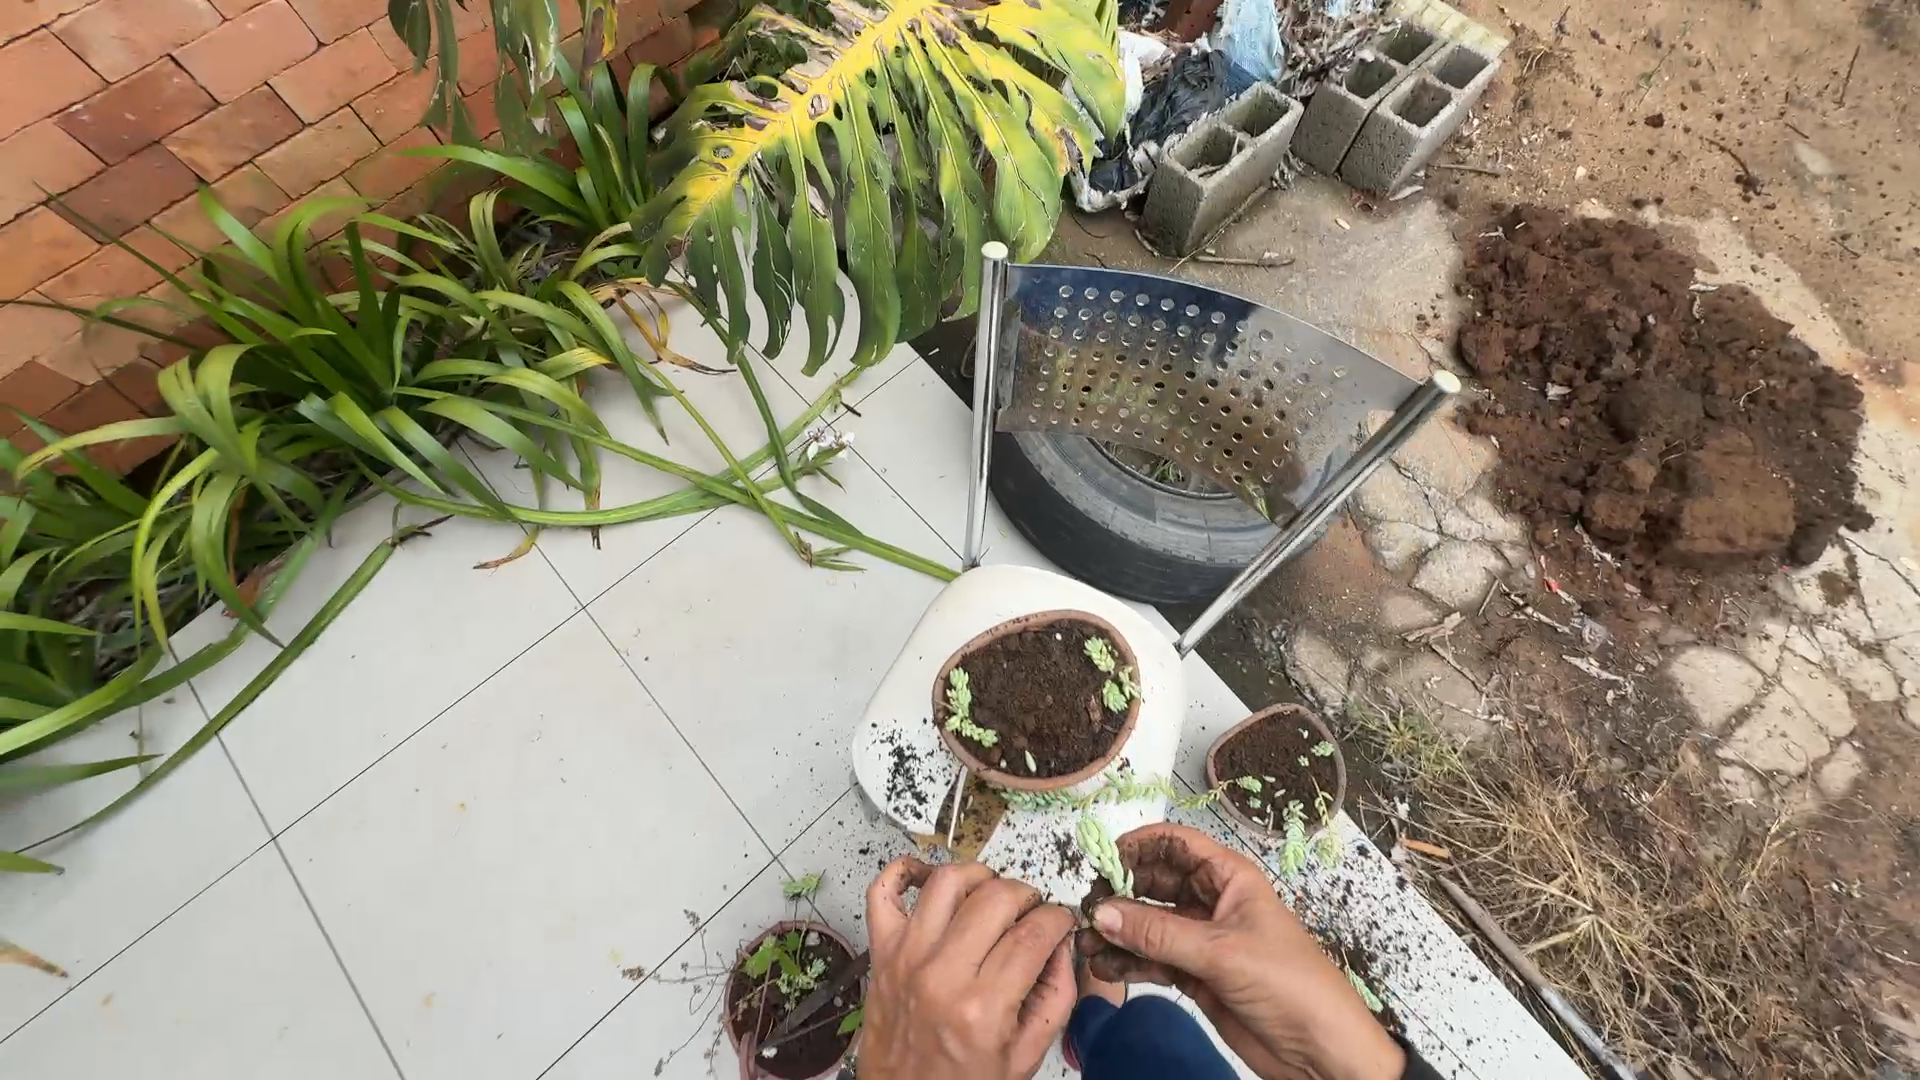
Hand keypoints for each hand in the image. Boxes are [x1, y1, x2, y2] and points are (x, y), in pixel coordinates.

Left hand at [859, 858, 1078, 1079]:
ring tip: (991, 894)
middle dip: (1025, 894)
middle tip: (1031, 910)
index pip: (1032, 935)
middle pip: (995, 898)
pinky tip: (927, 877)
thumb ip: (1055, 996)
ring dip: (978, 875)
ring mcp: (906, 956)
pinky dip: (902, 871)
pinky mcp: (881, 950)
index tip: (1061, 920)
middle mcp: (941, 974)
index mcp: (981, 1010)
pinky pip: (882, 891)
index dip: (1057, 919)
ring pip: (947, 881)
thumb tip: (1063, 941)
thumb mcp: (1025, 1058)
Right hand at [1075, 825, 1404, 1079]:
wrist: (1326, 1059)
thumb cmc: (1287, 984)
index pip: (1175, 843)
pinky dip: (1127, 961)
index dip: (1138, 845)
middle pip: (1154, 881)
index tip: (1102, 859)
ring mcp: (1200, 939)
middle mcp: (1209, 900)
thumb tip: (1099, 912)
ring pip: (1148, 923)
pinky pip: (1152, 958)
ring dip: (1118, 931)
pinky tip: (1104, 966)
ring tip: (1085, 943)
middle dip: (1120, 892)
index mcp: (1227, 877)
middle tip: (1087, 908)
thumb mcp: (1221, 952)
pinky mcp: (1194, 975)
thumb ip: (1157, 933)